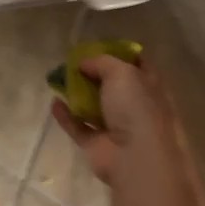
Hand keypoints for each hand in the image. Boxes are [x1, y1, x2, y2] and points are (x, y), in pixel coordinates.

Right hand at [51, 53, 183, 187]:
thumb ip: (101, 62)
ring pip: (95, 107)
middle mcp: (136, 106)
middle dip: (93, 74)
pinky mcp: (98, 145)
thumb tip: (84, 63)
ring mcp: (117, 128)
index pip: (138, 65)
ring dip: (78, 94)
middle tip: (73, 63)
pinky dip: (66, 116)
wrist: (137, 158)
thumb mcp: (121, 72)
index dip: (120, 54)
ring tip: (58, 79)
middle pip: (113, 85)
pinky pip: (79, 127)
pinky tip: (54, 103)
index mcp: (150, 87)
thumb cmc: (137, 108)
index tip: (98, 47)